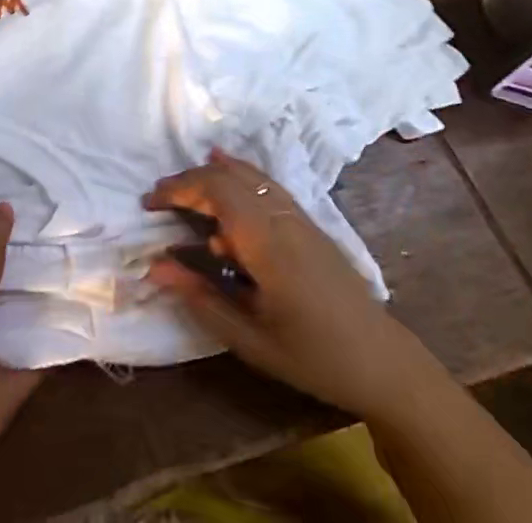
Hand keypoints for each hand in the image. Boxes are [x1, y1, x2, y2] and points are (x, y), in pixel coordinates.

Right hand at [144, 150, 434, 422]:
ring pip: (252, 175)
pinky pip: (268, 185)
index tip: (149, 204)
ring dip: (213, 174)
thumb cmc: (313, 356)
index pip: (217, 191)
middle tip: (158, 200)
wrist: (382, 360)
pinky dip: (240, 174)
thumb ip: (202, 298)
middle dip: (190, 180)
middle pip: (231, 176)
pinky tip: (228, 171)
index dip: (179, 188)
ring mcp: (301, 217)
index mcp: (268, 244)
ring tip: (181, 188)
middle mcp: (285, 218)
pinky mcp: (310, 223)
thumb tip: (156, 267)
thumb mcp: (250, 339)